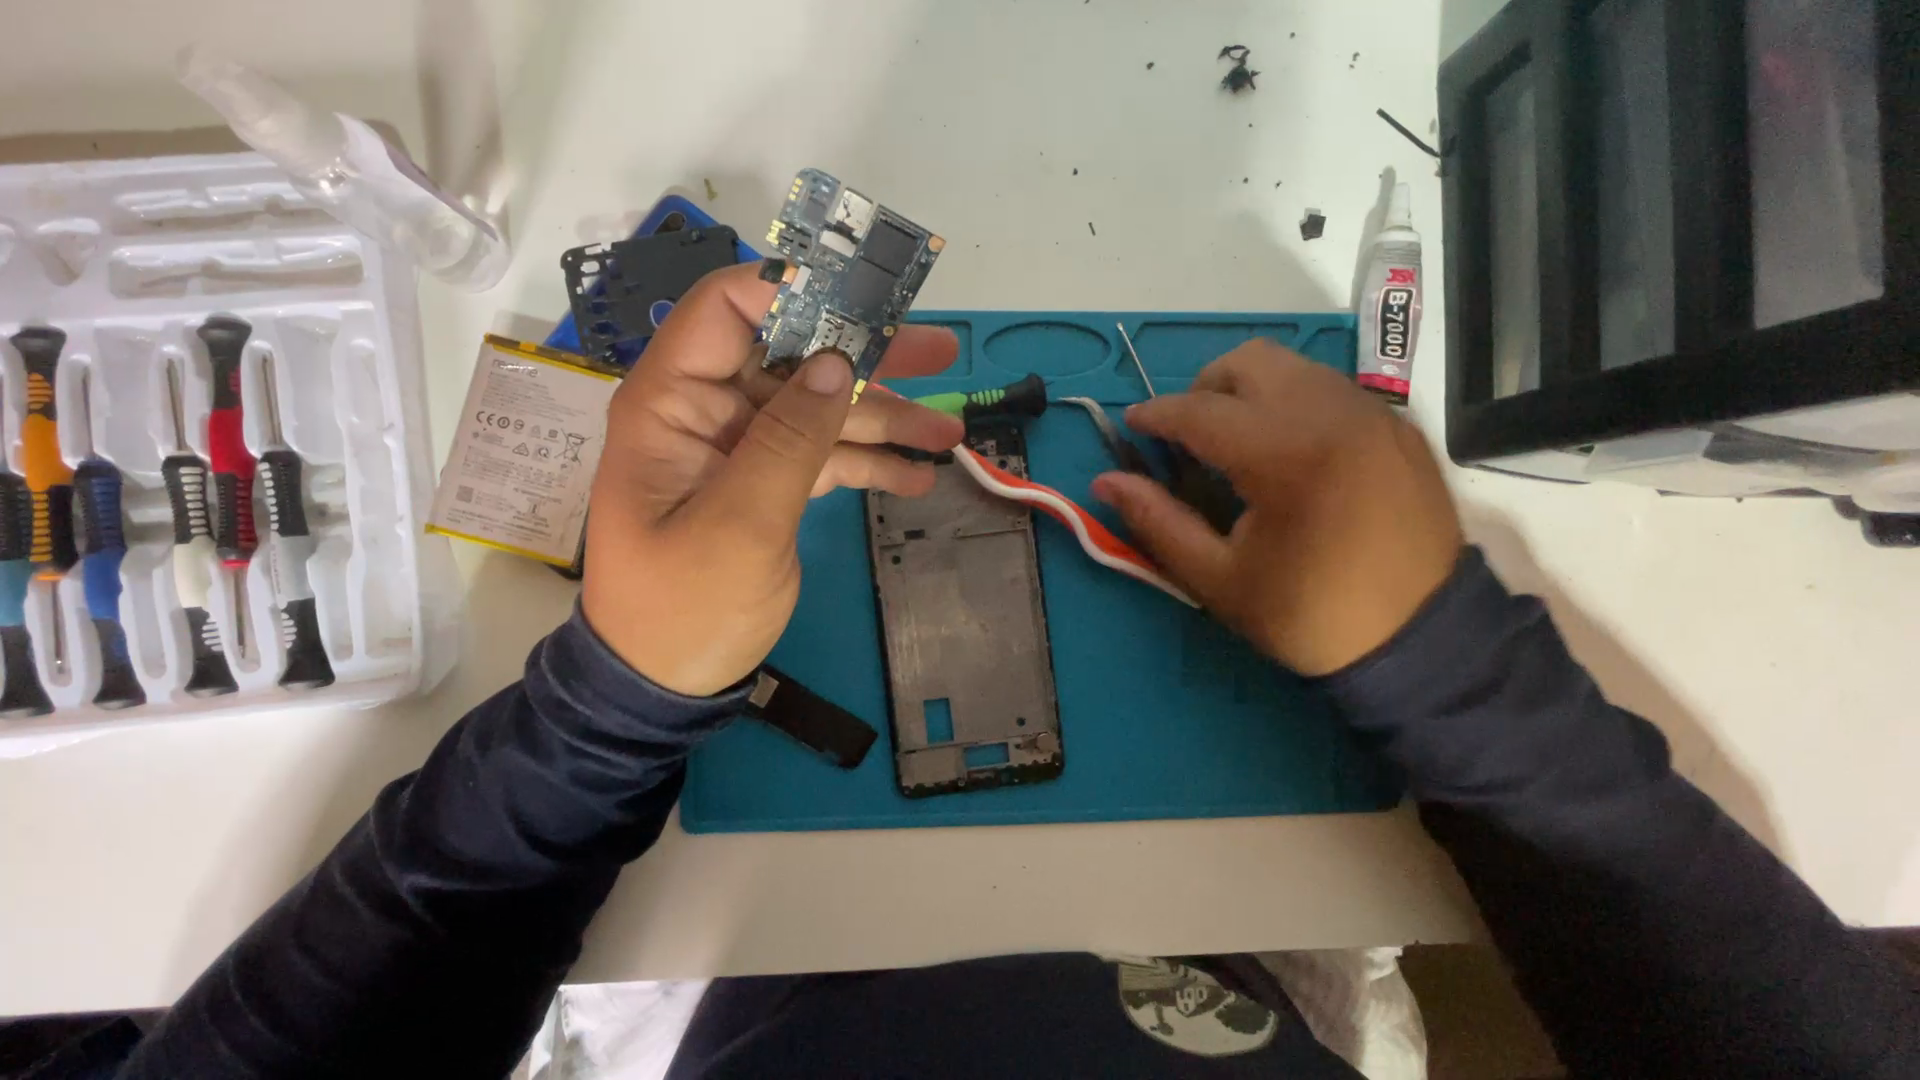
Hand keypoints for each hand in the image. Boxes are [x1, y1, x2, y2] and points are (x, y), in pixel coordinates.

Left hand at [580, 263, 962, 695]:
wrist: (664, 683)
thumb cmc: (686, 606)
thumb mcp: (740, 523)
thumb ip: (789, 439)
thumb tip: (835, 362)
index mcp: (674, 401)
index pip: (729, 310)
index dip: (797, 293)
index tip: (870, 301)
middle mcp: (707, 410)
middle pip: (793, 357)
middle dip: (868, 359)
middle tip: (941, 357)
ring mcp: (739, 448)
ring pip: (819, 410)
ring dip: (884, 420)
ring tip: (950, 435)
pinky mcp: (765, 485)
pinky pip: (822, 457)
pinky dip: (867, 463)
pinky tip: (918, 478)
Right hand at [1091, 341, 1461, 675]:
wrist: (1423, 640)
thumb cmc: (1310, 616)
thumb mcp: (1219, 580)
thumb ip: (1158, 523)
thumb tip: (1105, 481)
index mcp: (1285, 455)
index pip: (1201, 410)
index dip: (1156, 415)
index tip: (1132, 426)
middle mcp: (1332, 415)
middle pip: (1249, 362)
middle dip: (1205, 388)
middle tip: (1189, 436)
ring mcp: (1373, 416)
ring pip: (1294, 368)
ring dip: (1250, 392)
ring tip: (1236, 443)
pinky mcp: (1398, 428)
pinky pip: (1331, 390)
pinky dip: (1293, 405)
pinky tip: (1289, 455)